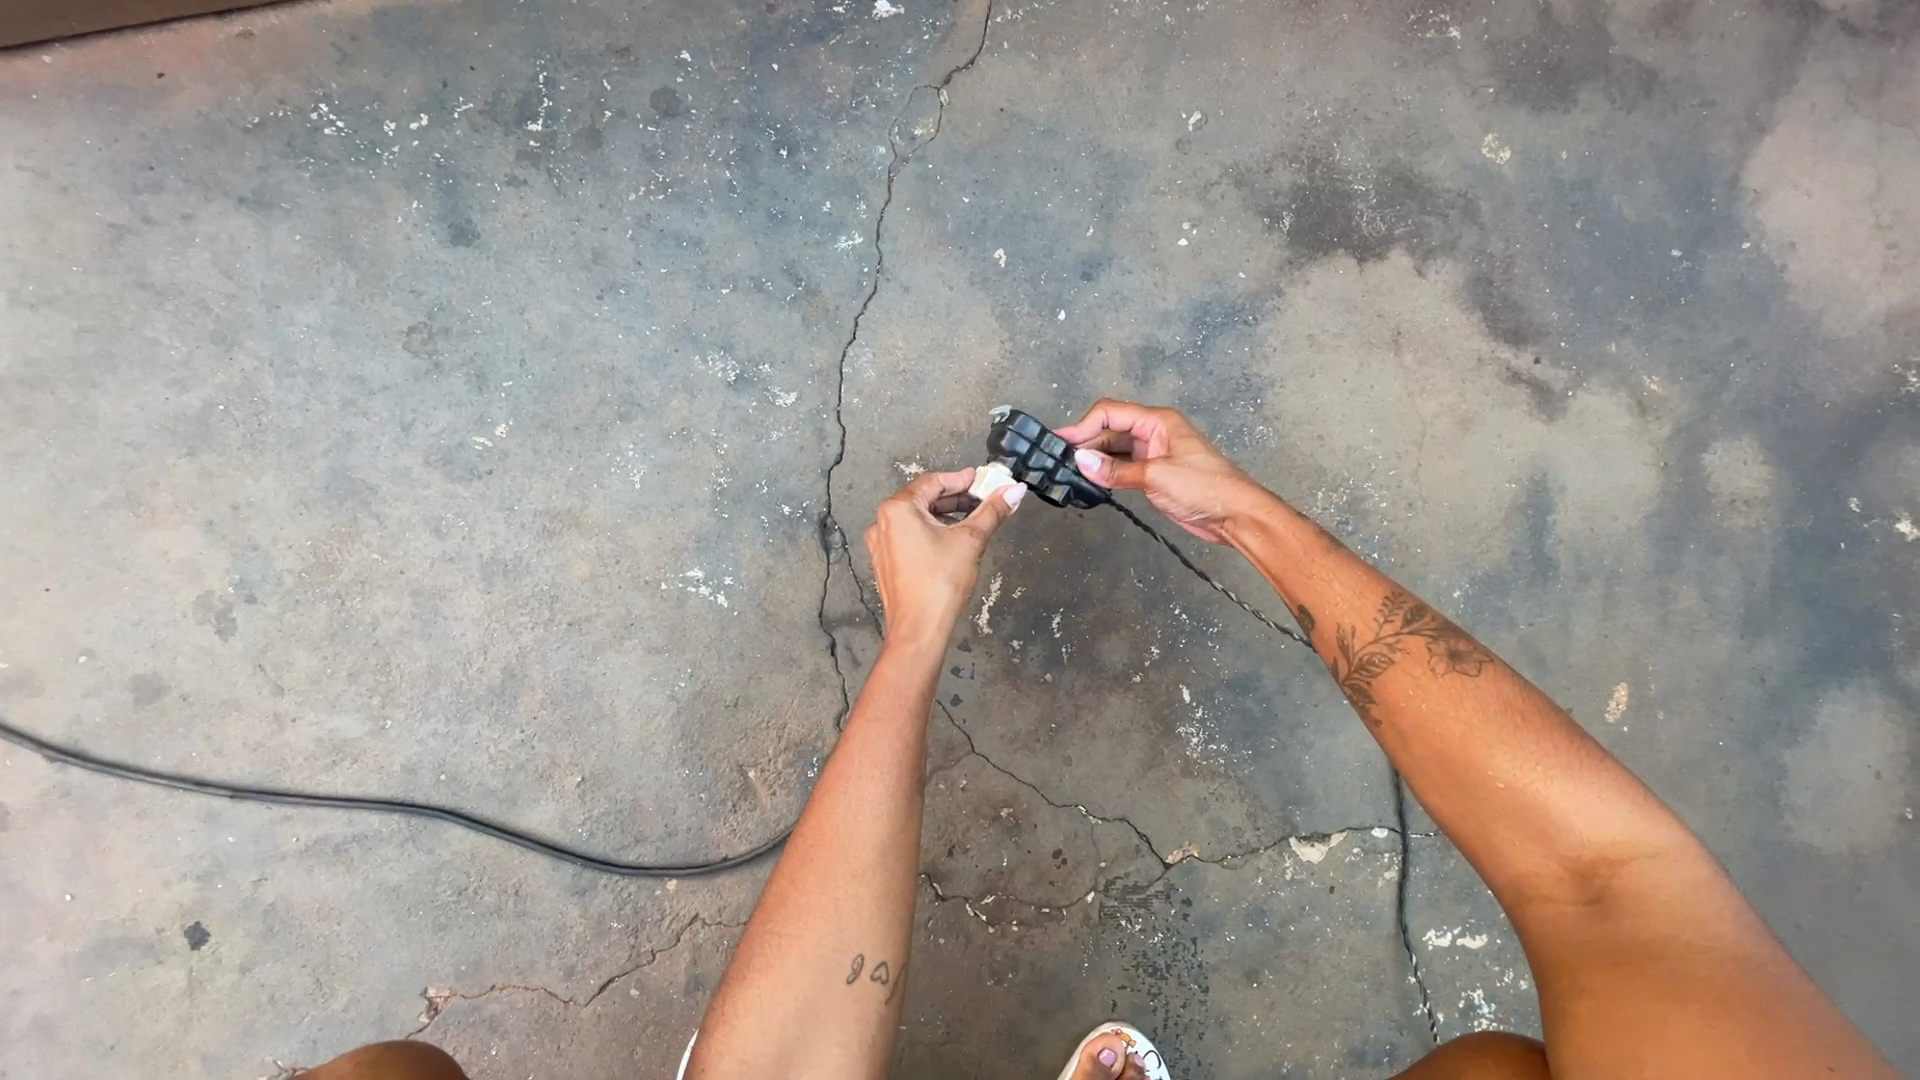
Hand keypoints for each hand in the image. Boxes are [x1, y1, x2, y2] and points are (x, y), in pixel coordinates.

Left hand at [864, 468, 1022, 645]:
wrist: (919, 629)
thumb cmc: (939, 584)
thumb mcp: (971, 540)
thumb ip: (992, 511)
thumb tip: (1013, 491)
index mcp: (898, 509)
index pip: (933, 482)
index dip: (961, 479)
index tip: (982, 480)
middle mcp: (884, 522)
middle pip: (924, 498)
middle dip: (956, 498)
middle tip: (983, 498)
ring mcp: (882, 544)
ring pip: (917, 518)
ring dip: (945, 515)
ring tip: (973, 519)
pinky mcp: (887, 562)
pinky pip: (910, 536)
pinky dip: (932, 532)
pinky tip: (953, 540)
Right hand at [1055, 399, 1267, 543]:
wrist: (1234, 515)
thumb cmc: (1205, 488)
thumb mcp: (1155, 476)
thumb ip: (1116, 470)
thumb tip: (1082, 462)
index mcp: (1157, 421)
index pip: (1111, 413)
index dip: (1084, 425)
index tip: (1062, 443)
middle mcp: (1153, 433)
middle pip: (1109, 429)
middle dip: (1085, 442)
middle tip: (1059, 461)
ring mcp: (1152, 454)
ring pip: (1113, 449)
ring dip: (1093, 459)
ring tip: (1069, 472)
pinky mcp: (1151, 475)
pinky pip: (1120, 467)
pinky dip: (1105, 473)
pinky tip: (1090, 481)